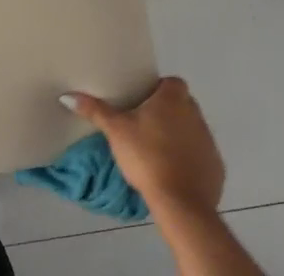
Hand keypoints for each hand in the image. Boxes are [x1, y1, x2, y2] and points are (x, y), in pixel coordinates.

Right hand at [62, 77, 225, 216]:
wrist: (181, 202)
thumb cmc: (146, 156)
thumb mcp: (115, 131)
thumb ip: (94, 110)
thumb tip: (66, 96)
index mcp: (173, 100)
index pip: (173, 82)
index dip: (159, 88)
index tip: (143, 99)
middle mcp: (196, 115)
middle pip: (183, 104)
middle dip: (167, 110)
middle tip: (144, 122)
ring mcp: (210, 142)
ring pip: (192, 129)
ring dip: (178, 133)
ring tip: (155, 147)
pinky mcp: (217, 167)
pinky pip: (201, 154)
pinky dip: (189, 158)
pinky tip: (172, 169)